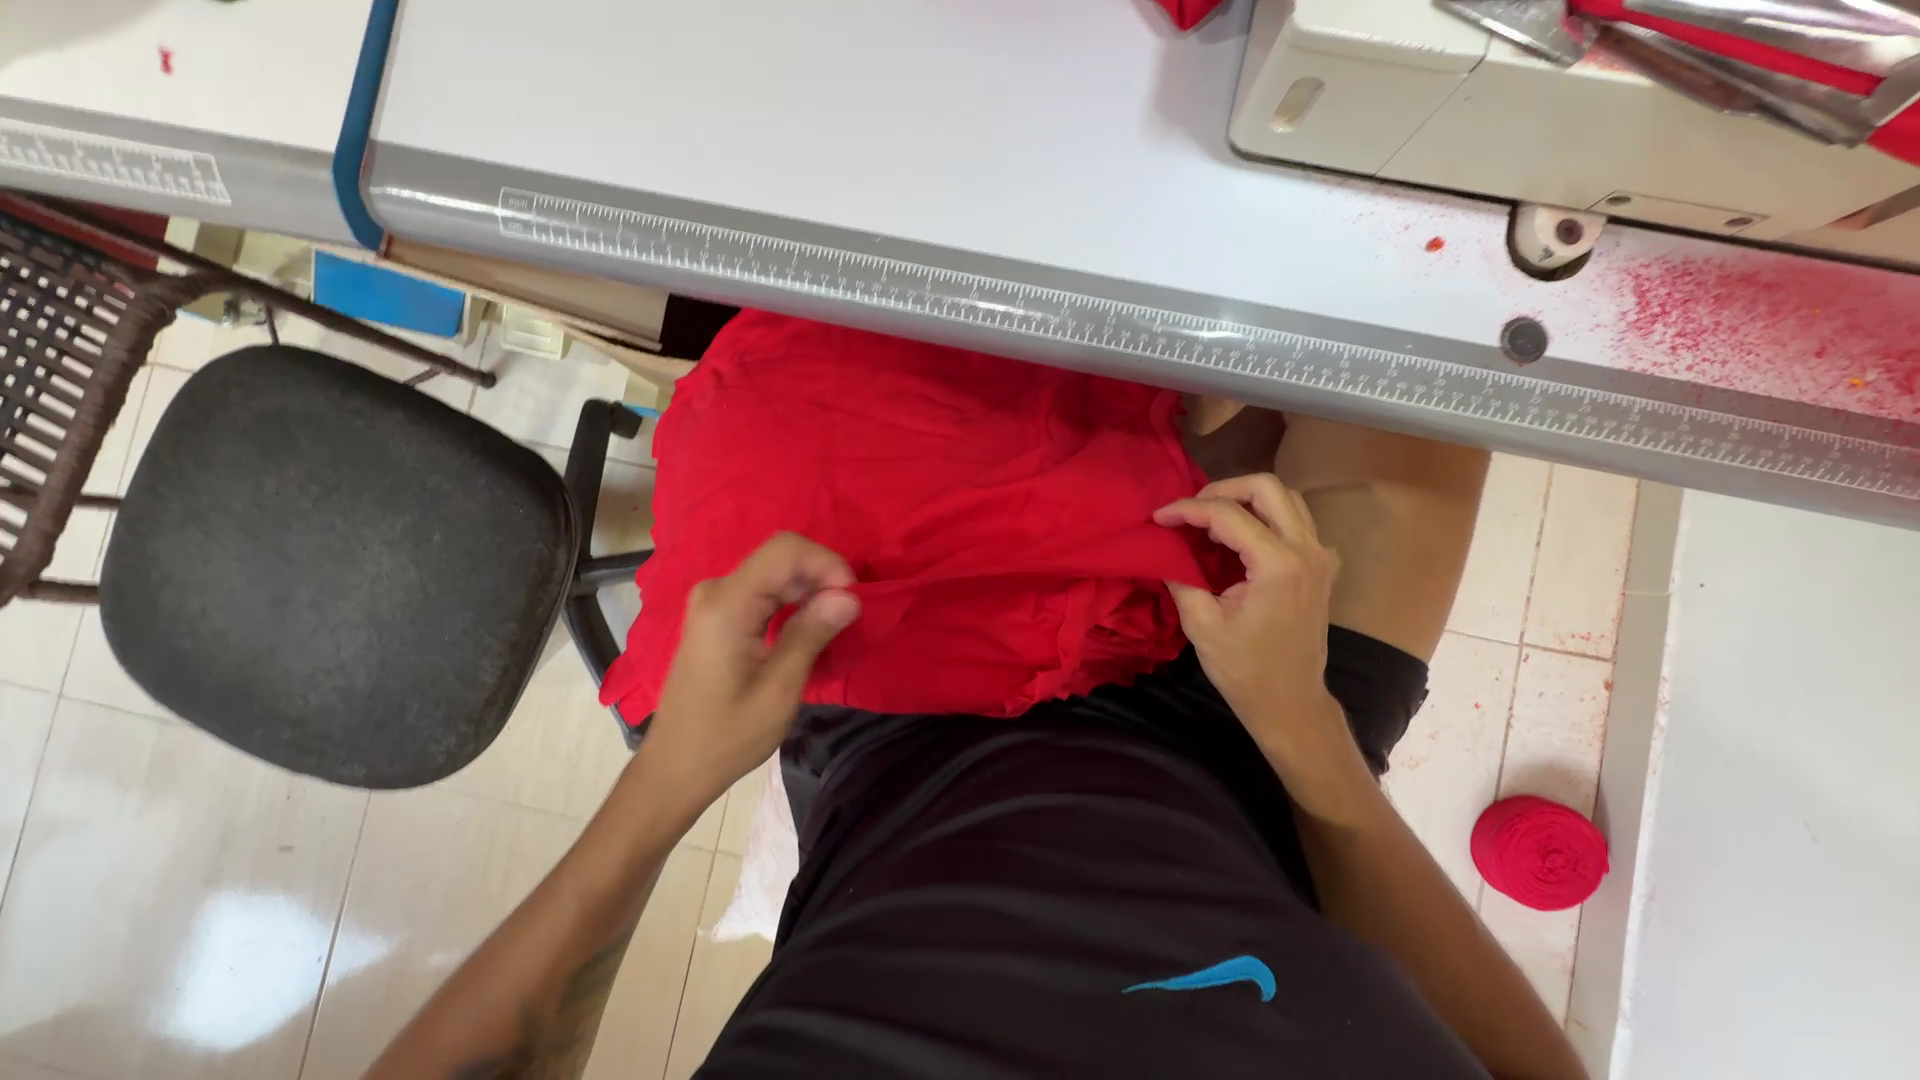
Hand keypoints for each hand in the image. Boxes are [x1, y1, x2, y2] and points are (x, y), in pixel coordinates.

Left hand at [642, 532, 860, 808]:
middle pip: (781, 559)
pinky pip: (763, 593)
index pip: (785, 550)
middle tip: (848, 621)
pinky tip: (808, 634)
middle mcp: (716, 592)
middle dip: (823, 579)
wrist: (676, 767)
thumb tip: (850, 595)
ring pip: (776, 575)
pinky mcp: (717, 616)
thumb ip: (812, 635)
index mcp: (727, 605)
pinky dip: (792, 604)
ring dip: (811, 593)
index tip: (852, 600)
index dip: (827, 563)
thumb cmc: (727, 737)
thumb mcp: (779, 691)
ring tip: (833, 630)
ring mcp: (713, 603)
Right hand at [1154, 474, 1344, 760]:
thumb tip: (1162, 548)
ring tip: (1211, 519)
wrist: (1290, 702)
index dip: (1187, 509)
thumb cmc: (1244, 669)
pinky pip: (1296, 521)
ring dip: (1246, 500)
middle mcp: (1306, 550)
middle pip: (1267, 488)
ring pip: (1286, 498)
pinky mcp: (1320, 566)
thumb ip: (1181, 578)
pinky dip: (1266, 517)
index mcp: (1278, 565)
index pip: (1228, 514)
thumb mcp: (1201, 625)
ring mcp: (1319, 556)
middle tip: (1191, 510)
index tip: (1158, 517)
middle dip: (1222, 490)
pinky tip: (1241, 539)